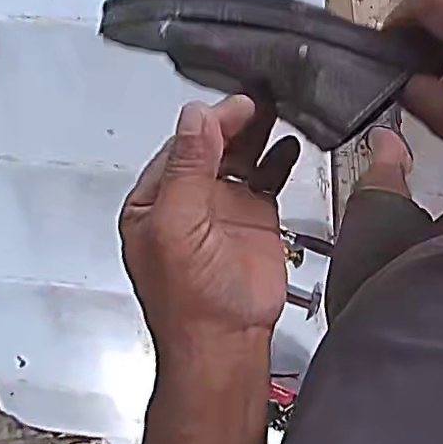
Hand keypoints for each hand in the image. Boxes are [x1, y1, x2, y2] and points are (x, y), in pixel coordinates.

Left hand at [120, 95, 300, 351]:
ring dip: (255, 132)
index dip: (207, 123)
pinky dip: (277, 159)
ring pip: (239, 156)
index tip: (233, 108)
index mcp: (156, 200)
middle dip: (233, 121)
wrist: (226, 341)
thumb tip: (194, 120)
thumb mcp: (175, 226)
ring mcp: (224, 207)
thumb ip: (186, 169)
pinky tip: (286, 145)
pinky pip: (266, 178)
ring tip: (274, 109)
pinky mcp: (255, 219)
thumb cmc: (189, 302)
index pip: (181, 146)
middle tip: (257, 103)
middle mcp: (189, 199)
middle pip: (211, 145)